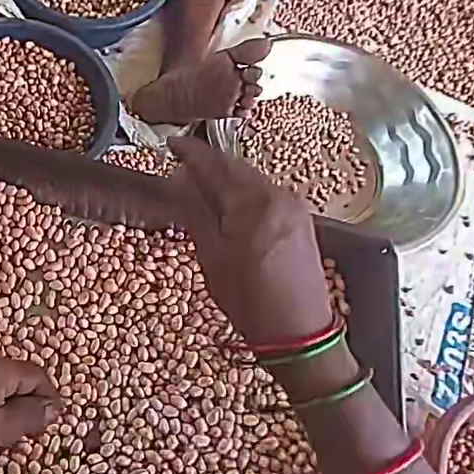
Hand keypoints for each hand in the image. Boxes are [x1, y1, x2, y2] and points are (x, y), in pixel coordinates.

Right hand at [167, 135, 334, 342]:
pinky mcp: (302, 220)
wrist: (298, 330)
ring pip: (252, 180)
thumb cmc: (247, 299)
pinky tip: (230, 204)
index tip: (172, 143)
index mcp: (252, 203)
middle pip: (237, 168)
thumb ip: (197, 213)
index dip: (190, 153)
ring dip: (227, 178)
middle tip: (182, 163)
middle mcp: (278, 196)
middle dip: (209, 163)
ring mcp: (294, 206)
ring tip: (201, 186)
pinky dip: (244, 193)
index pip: (215, 166)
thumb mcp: (211, 257)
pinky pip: (267, 195)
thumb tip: (181, 181)